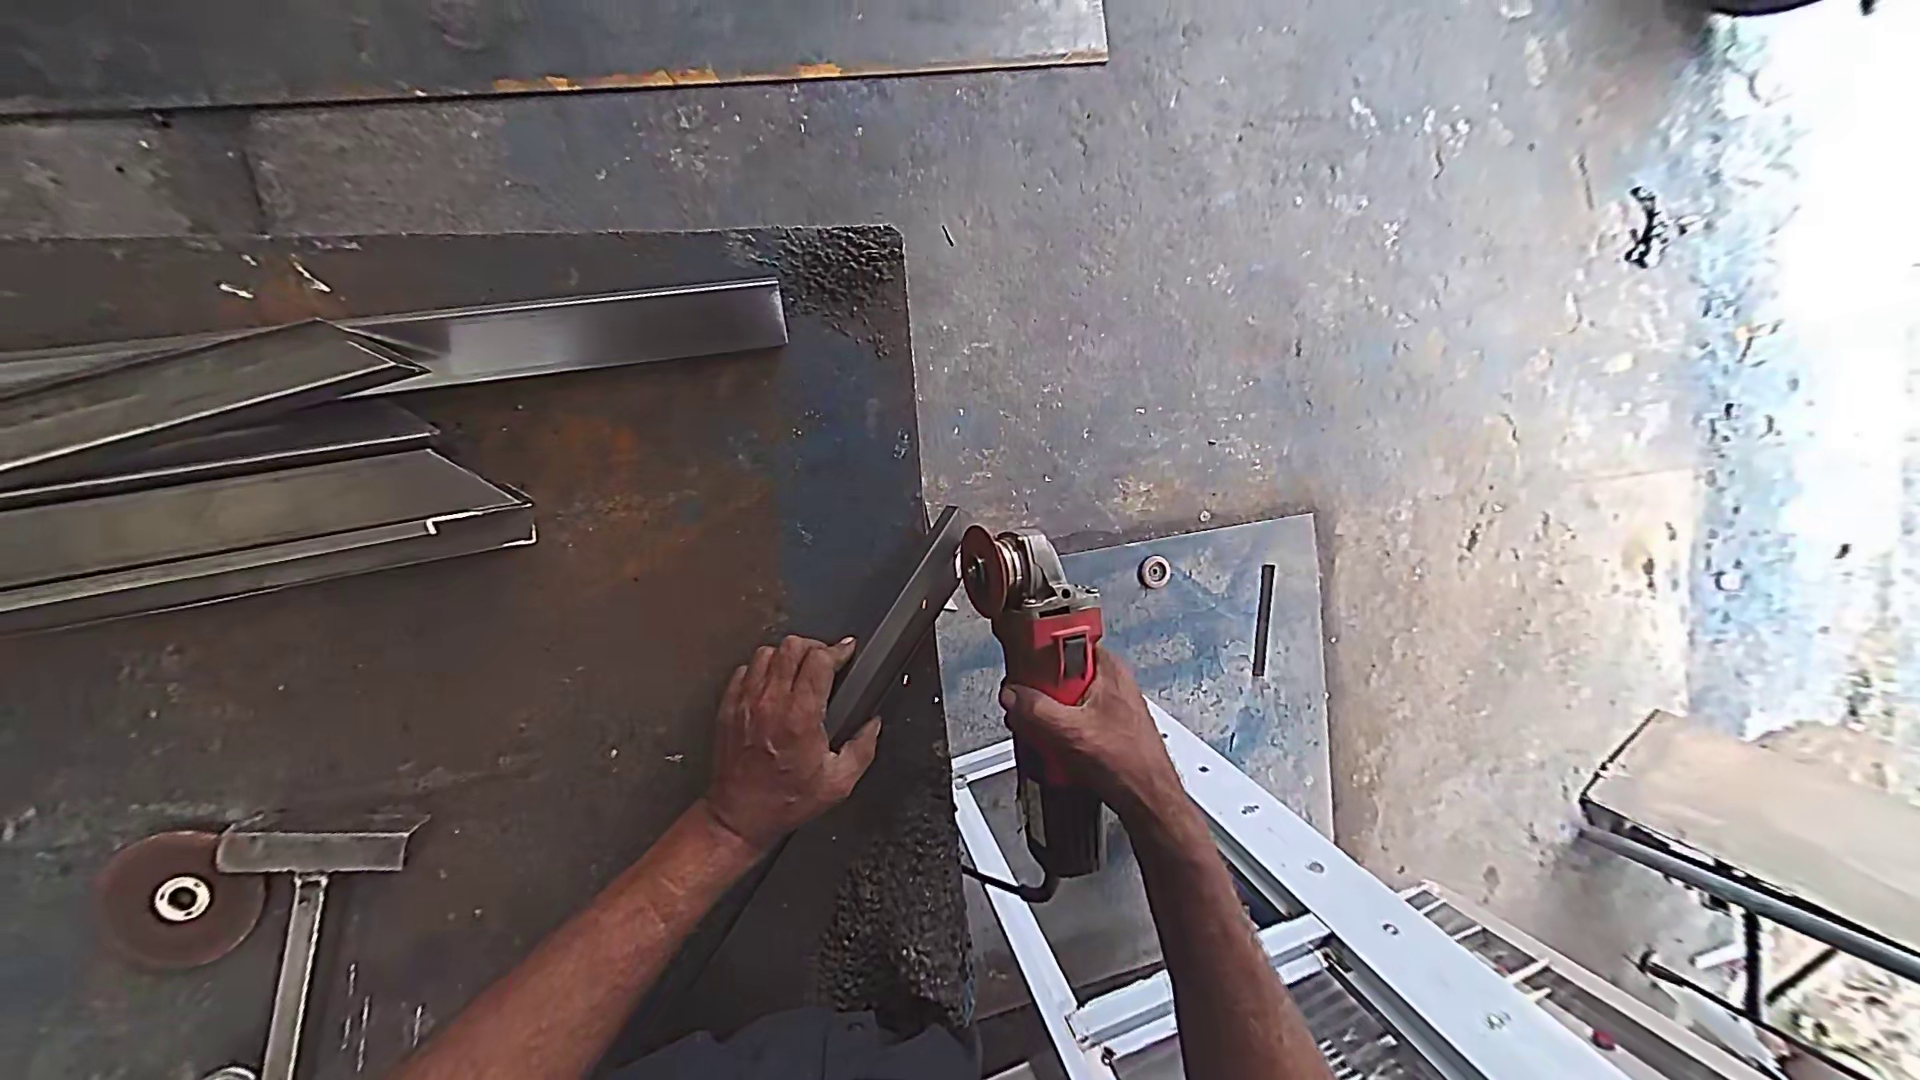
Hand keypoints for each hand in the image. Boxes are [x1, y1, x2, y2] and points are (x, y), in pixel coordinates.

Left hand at [703, 635, 882, 849]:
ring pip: (766, 652)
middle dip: (814, 647)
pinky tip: (772, 683)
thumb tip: (873, 725)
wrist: (739, 817)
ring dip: (786, 655)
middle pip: (792, 646)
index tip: (846, 651)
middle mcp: (771, 703)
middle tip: (824, 659)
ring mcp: (746, 702)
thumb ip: (863, 749)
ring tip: (798, 669)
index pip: (819, 660)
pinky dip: (761, 669)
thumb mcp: (838, 783)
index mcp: (800, 716)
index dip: (837, 650)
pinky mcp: (728, 707)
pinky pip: (744, 670)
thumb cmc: (785, 802)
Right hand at [998, 646, 1184, 823]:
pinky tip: (1058, 752)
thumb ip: (1035, 709)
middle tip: (1031, 714)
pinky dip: (1059, 734)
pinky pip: (1069, 720)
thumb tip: (1013, 695)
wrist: (1148, 801)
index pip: (1063, 641)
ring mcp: (1106, 704)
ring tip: (1045, 738)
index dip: (1038, 655)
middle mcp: (1108, 681)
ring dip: (1046, 719)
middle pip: (1057, 675)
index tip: (1022, 668)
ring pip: (1061, 700)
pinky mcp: (1102, 726)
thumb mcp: (1070, 731)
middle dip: (1038, 697)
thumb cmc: (1130, 764)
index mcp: (1106, 667)